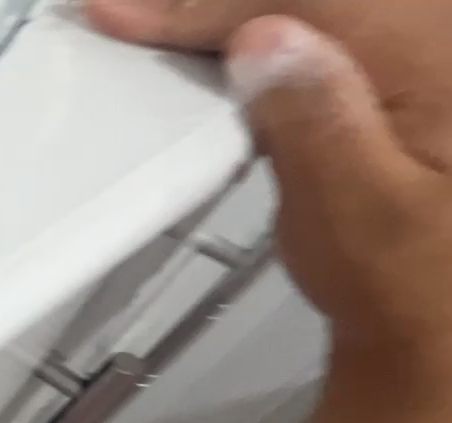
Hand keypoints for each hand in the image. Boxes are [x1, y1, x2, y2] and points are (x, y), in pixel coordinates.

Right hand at [91, 3, 451, 391]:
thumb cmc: (407, 278)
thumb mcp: (354, 208)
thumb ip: (315, 119)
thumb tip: (264, 39)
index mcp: (435, 63)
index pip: (298, 11)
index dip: (199, 11)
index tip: (119, 12)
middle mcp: (442, 43)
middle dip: (209, 2)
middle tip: (129, 9)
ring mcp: (431, 58)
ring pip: (323, 7)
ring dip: (236, 12)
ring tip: (167, 21)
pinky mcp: (413, 79)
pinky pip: (339, 28)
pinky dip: (268, 31)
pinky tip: (237, 41)